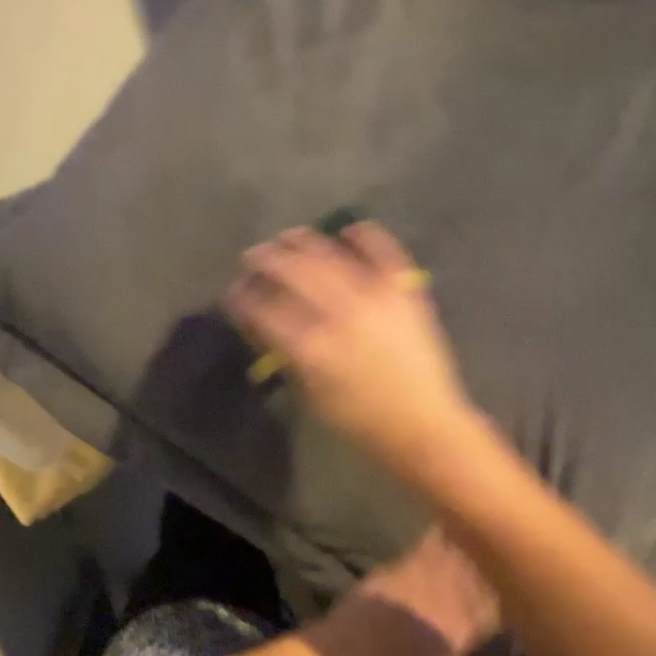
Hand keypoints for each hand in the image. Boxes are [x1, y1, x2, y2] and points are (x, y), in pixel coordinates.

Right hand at [226, 221, 475, 468]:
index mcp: (310, 347)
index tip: (233, 293)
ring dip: (302, 240)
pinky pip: (381, 249)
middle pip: (291, 271)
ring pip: (329, 253)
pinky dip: (362, 235)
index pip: (264, 309)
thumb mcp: (310, 397)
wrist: (422, 425)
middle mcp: (339, 312)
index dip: (242, 298)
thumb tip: (264, 325)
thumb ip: (285, 357)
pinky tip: (346, 231)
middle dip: (265, 260)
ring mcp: (374, 295)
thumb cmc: (358, 421)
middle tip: (252, 257)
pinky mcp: (403, 289)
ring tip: (286, 238)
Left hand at [304, 528, 509, 655]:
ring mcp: (425, 575)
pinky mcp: (400, 565)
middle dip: (498, 557)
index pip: (500, 601)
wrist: (348, 650)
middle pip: (483, 570)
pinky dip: (440, 534)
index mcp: (466, 624)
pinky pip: (427, 545)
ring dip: (473, 540)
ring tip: (489, 523)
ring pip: (458, 552)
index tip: (526, 578)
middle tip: (514, 540)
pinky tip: (447, 522)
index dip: (516, 589)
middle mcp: (451, 594)